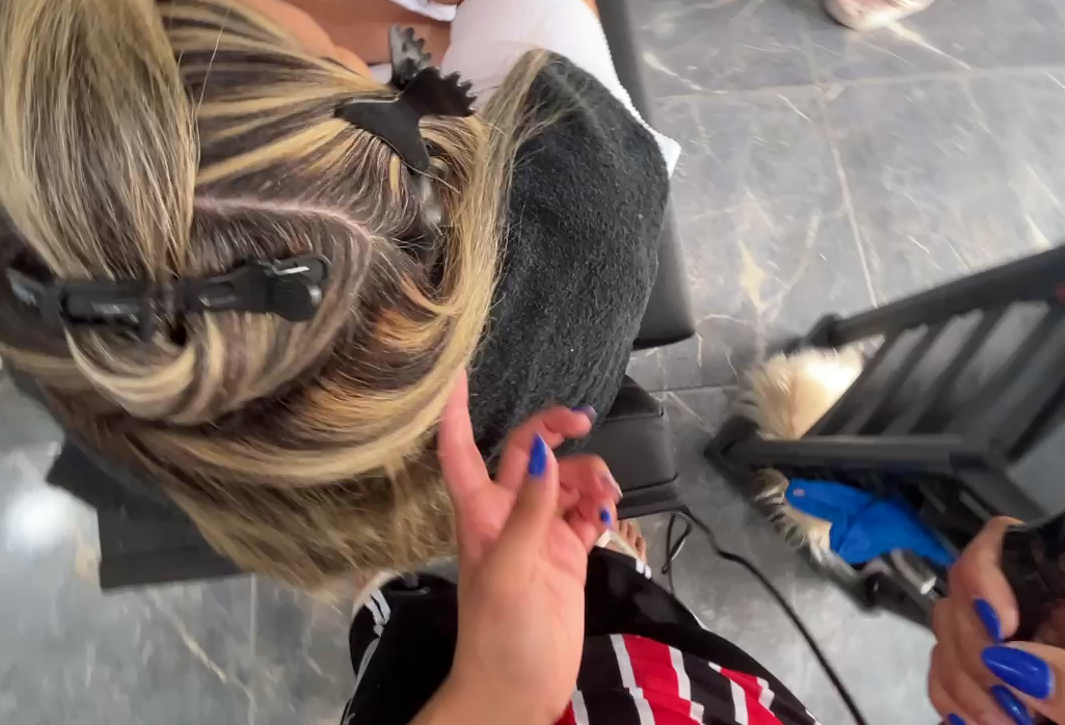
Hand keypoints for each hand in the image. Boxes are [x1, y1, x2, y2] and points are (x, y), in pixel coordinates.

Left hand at [420, 377, 620, 724]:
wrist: (519, 693)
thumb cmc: (498, 633)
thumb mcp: (511, 570)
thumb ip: (531, 510)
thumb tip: (546, 452)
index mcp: (480, 510)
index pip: (459, 448)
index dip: (456, 410)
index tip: (461, 373)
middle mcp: (509, 511)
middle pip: (528, 450)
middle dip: (554, 429)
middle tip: (585, 420)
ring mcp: (541, 529)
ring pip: (565, 477)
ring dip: (588, 474)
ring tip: (605, 494)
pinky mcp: (568, 550)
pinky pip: (586, 508)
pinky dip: (599, 502)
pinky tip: (607, 513)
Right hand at [930, 518, 1064, 724]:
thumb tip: (1011, 660)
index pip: (1015, 543)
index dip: (985, 570)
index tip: (999, 629)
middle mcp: (1050, 616)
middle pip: (968, 588)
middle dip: (972, 645)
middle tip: (1010, 708)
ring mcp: (1022, 651)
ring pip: (950, 629)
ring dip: (962, 680)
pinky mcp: (1004, 687)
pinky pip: (945, 671)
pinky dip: (953, 699)